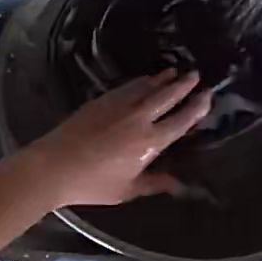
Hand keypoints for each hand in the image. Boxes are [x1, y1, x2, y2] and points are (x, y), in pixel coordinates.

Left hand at [16, 71, 212, 206]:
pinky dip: (140, 82)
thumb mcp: (127, 189)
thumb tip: (178, 184)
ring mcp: (119, 106)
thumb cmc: (92, 184)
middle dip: (183, 84)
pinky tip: (144, 80)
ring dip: (162, 79)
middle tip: (195, 74)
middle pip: (167, 96)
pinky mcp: (102, 100)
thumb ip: (154, 183)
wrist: (54, 166)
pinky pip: (128, 87)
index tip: (207, 96)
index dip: (196, 108)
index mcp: (150, 142)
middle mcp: (139, 118)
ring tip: (174, 71)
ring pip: (147, 87)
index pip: (181, 121)